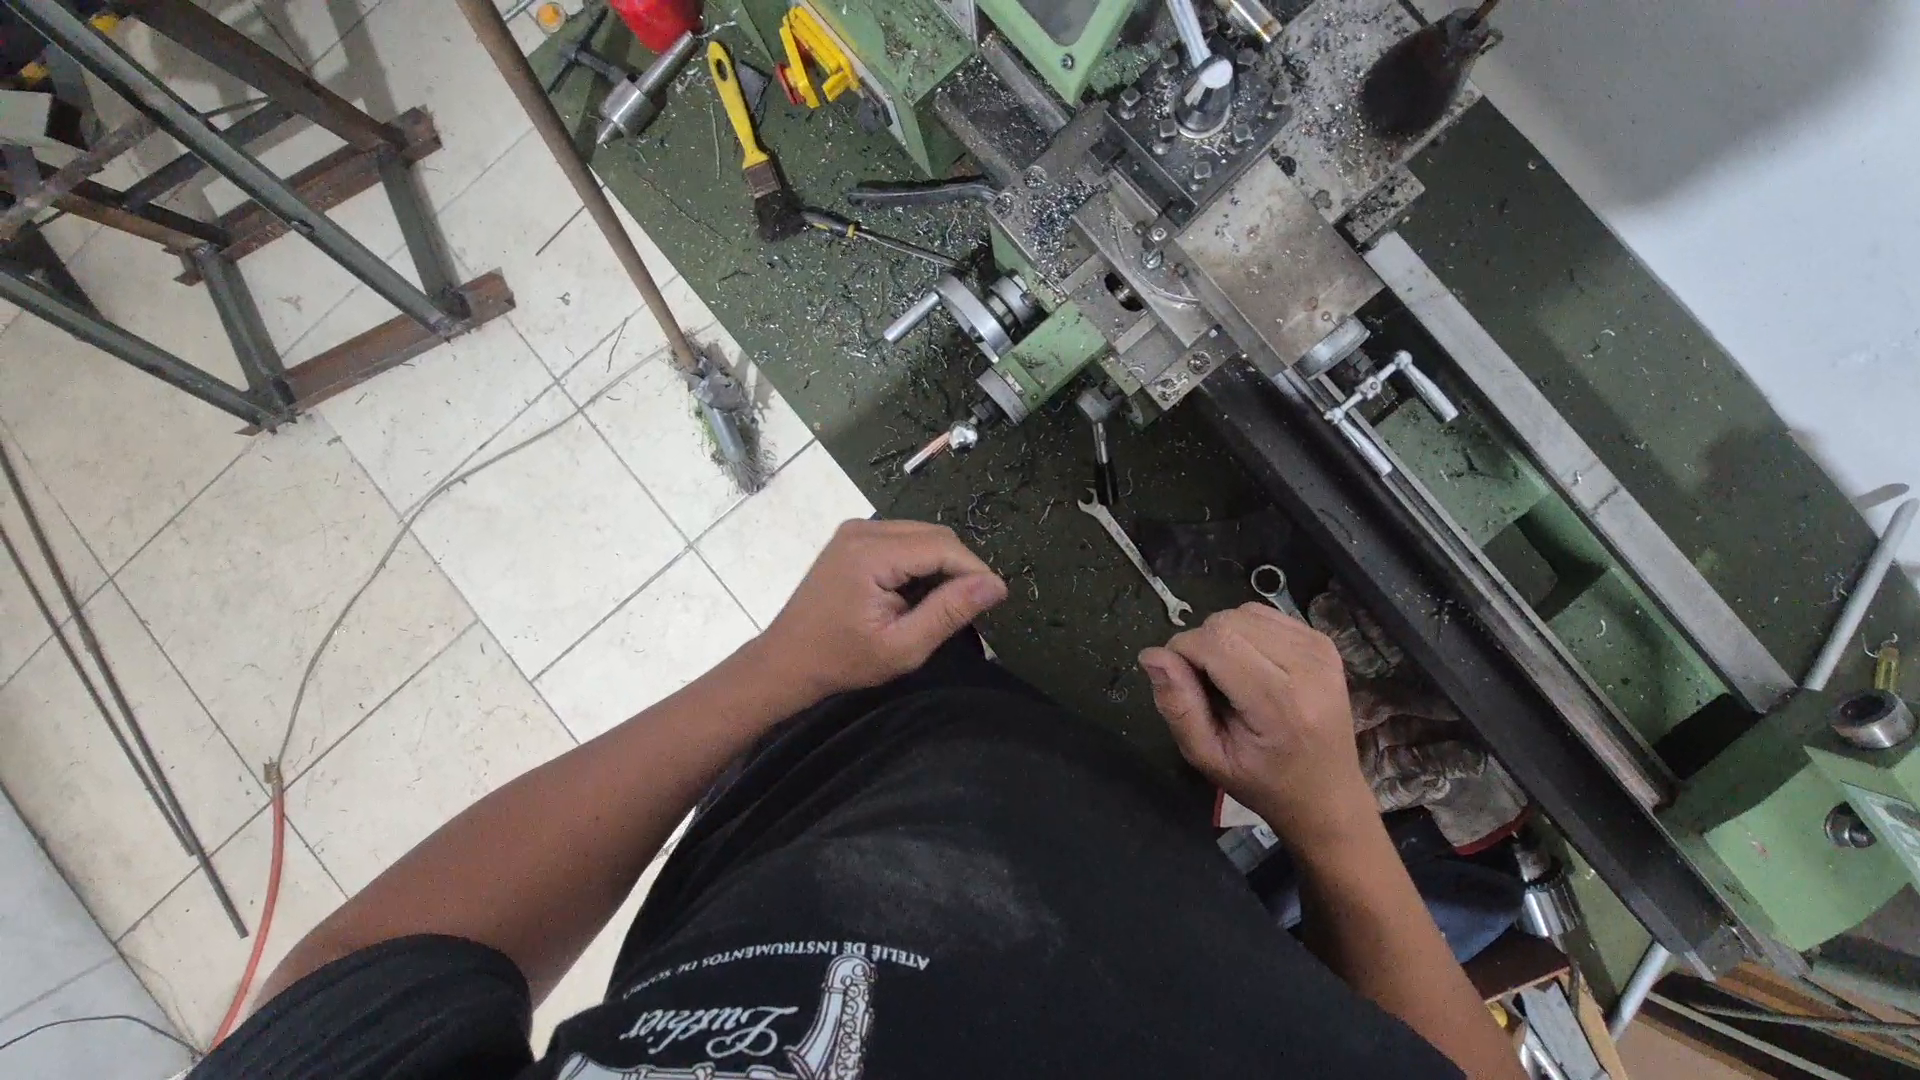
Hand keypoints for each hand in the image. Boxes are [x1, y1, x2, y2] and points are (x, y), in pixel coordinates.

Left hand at [755, 519, 1007, 699]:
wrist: (787, 661)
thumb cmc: (843, 660)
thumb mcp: (903, 647)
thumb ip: (949, 612)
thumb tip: (995, 585)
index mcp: (871, 552)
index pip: (943, 546)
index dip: (974, 571)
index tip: (994, 601)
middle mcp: (864, 528)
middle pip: (934, 535)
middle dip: (959, 568)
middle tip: (966, 609)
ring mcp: (856, 529)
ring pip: (922, 535)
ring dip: (940, 565)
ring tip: (939, 605)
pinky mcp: (854, 537)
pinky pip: (903, 540)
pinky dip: (919, 562)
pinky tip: (914, 594)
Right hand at [1139, 604, 1375, 848]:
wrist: (1327, 794)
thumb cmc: (1263, 782)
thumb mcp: (1208, 758)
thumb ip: (1177, 706)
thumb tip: (1150, 655)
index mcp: (1280, 704)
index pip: (1216, 642)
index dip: (1182, 652)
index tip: (1182, 683)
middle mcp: (1307, 668)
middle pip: (1227, 622)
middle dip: (1201, 645)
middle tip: (1206, 685)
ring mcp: (1320, 650)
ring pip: (1244, 613)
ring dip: (1223, 637)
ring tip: (1231, 677)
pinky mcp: (1324, 642)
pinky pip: (1265, 615)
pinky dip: (1246, 633)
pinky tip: (1252, 665)